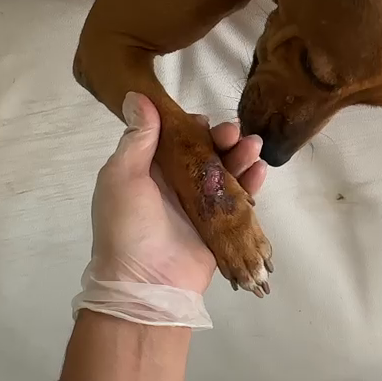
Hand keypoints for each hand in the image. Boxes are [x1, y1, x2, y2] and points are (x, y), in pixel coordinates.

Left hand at [90, 92, 268, 295]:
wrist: (145, 284)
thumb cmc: (127, 226)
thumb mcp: (122, 177)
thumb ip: (137, 138)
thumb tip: (136, 96)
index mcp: (150, 171)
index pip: (176, 138)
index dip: (191, 126)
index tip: (200, 121)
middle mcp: (177, 184)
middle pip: (207, 151)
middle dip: (223, 139)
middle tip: (233, 133)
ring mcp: (201, 205)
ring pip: (227, 171)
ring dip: (242, 155)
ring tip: (253, 147)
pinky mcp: (221, 223)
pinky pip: (240, 198)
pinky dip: (252, 183)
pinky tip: (259, 170)